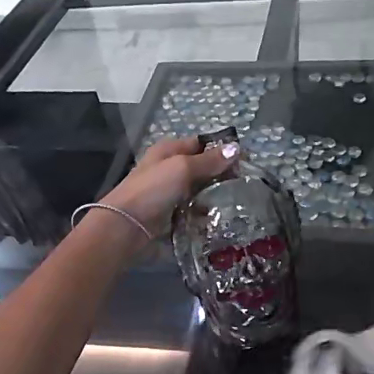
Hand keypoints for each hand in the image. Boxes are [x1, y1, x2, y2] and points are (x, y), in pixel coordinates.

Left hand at [99, 136, 236, 235]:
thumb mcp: (182, 168)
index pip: (201, 144)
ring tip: (240, 205)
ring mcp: (168, 195)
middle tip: (248, 187)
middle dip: (221, 176)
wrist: (125, 228)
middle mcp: (167, 170)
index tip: (246, 163)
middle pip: (201, 169)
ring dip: (215, 198)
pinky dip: (204, 215)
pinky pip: (193, 213)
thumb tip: (236, 148)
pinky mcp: (169, 217)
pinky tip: (221, 220)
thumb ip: (209, 160)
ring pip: (198, 193)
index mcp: (168, 151)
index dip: (222, 151)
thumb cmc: (152, 191)